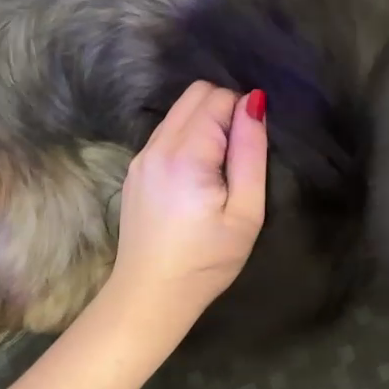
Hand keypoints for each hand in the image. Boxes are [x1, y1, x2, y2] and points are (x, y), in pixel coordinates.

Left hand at [107, 81, 267, 327]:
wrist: (150, 295)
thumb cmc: (206, 261)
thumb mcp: (245, 213)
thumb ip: (251, 153)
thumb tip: (254, 102)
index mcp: (185, 155)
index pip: (218, 98)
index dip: (242, 117)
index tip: (247, 156)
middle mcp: (156, 146)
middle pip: (195, 93)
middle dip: (223, 112)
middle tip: (235, 161)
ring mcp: (140, 157)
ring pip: (178, 112)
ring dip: (204, 126)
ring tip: (216, 174)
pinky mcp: (134, 170)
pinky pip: (165, 133)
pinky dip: (186, 140)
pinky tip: (195, 181)